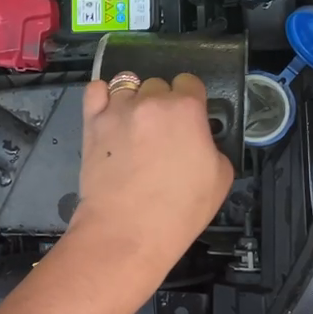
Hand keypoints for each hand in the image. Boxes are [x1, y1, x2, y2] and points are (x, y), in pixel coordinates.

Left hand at [69, 73, 233, 288]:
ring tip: (133, 127)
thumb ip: (212, 145)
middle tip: (161, 133)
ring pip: (127, 86)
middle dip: (161, 103)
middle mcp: (151, 101)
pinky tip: (109, 112)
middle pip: (158, 85)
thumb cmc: (179, 210)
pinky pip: (95, 90)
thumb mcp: (221, 177)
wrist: (127, 231)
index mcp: (187, 109)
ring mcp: (118, 110)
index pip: (190, 82)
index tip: (188, 118)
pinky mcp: (92, 122)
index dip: (191, 100)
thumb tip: (199, 138)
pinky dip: (102, 97)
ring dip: (133, 101)